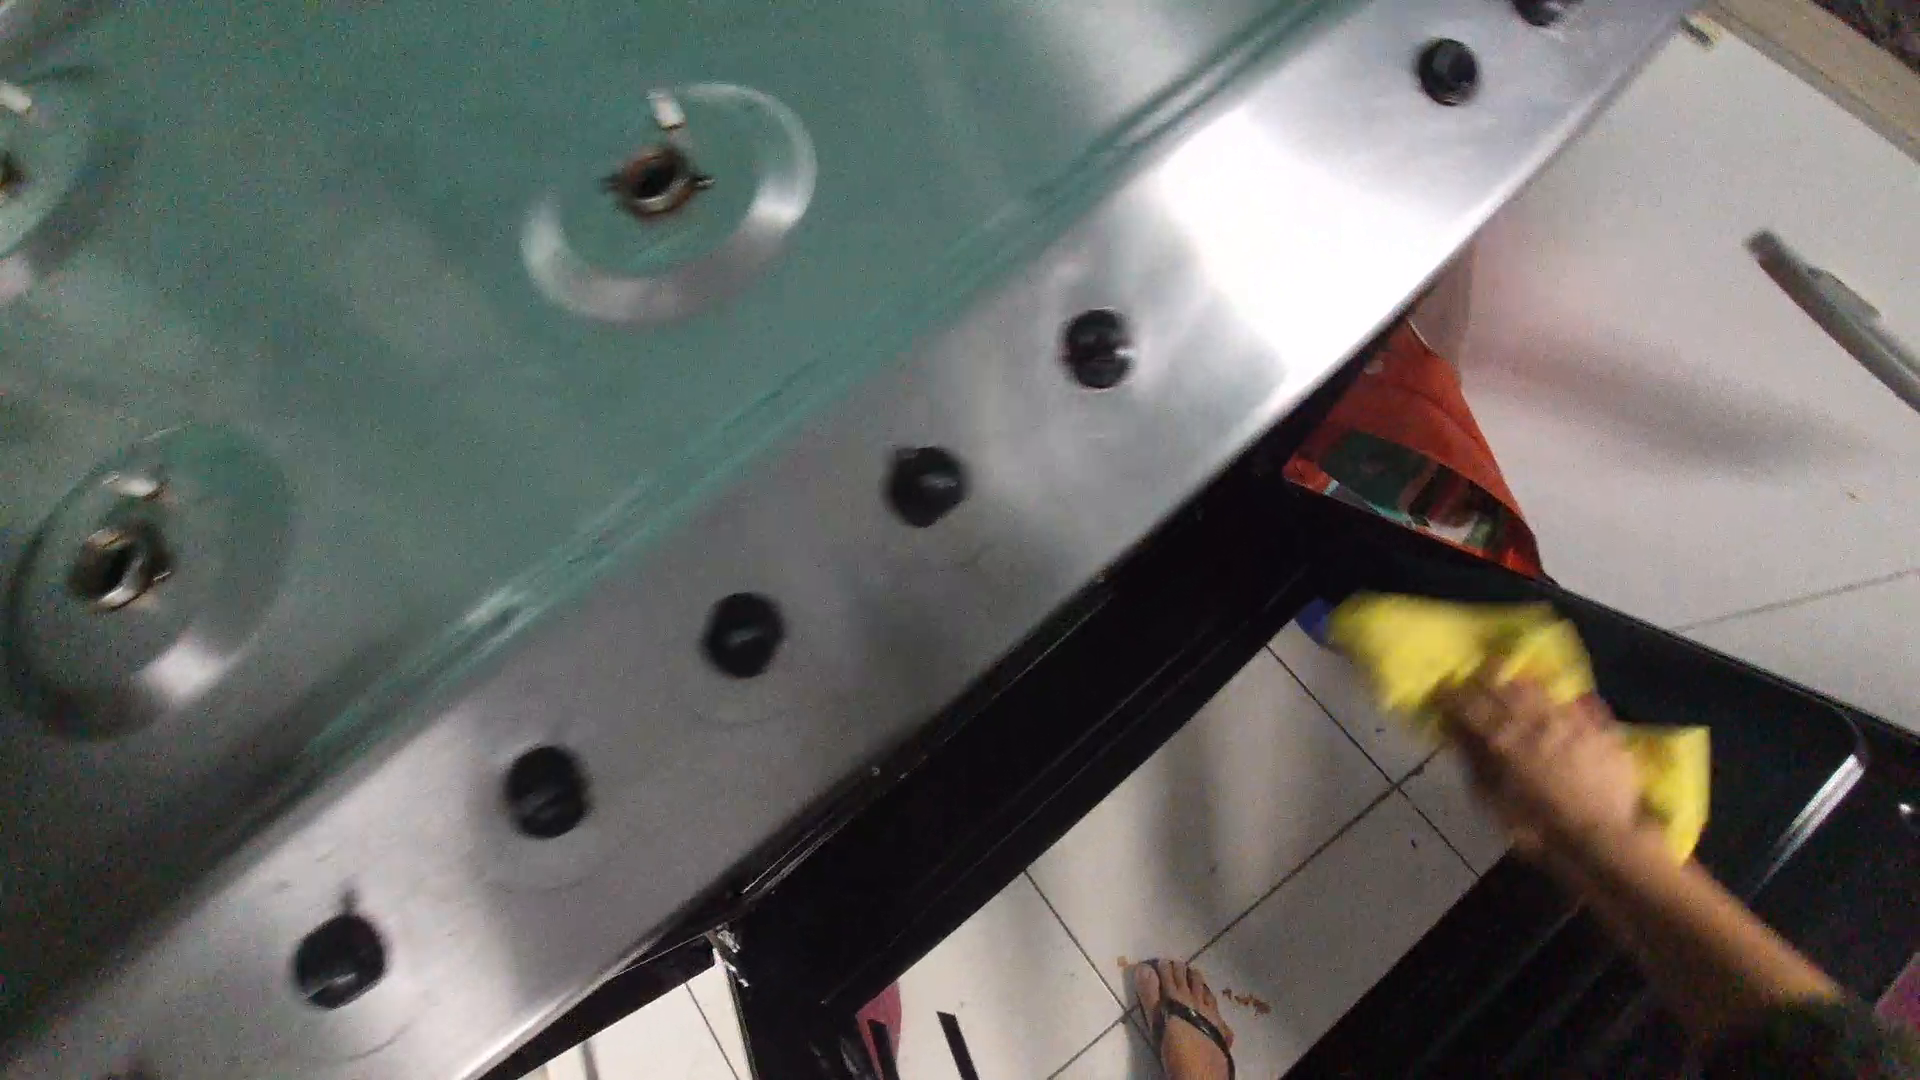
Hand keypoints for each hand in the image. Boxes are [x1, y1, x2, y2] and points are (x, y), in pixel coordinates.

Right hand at [1436, 675, 1645, 860]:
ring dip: (1522, 690)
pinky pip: (1581, 707)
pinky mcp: (1602, 734)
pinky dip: (1566, 705)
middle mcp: (1534, 722)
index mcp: (1501, 738)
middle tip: (1478, 690)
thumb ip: (1471, 758)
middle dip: (1486, 685)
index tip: (1443, 696)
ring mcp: (1572, 725)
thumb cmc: (1534, 825)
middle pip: (1503, 688)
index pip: (1466, 703)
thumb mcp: (1489, 795)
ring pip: (1540, 691)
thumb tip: (1454, 731)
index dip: (1450, 696)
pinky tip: (1562, 712)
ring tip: (1516, 697)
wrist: (1603, 843)